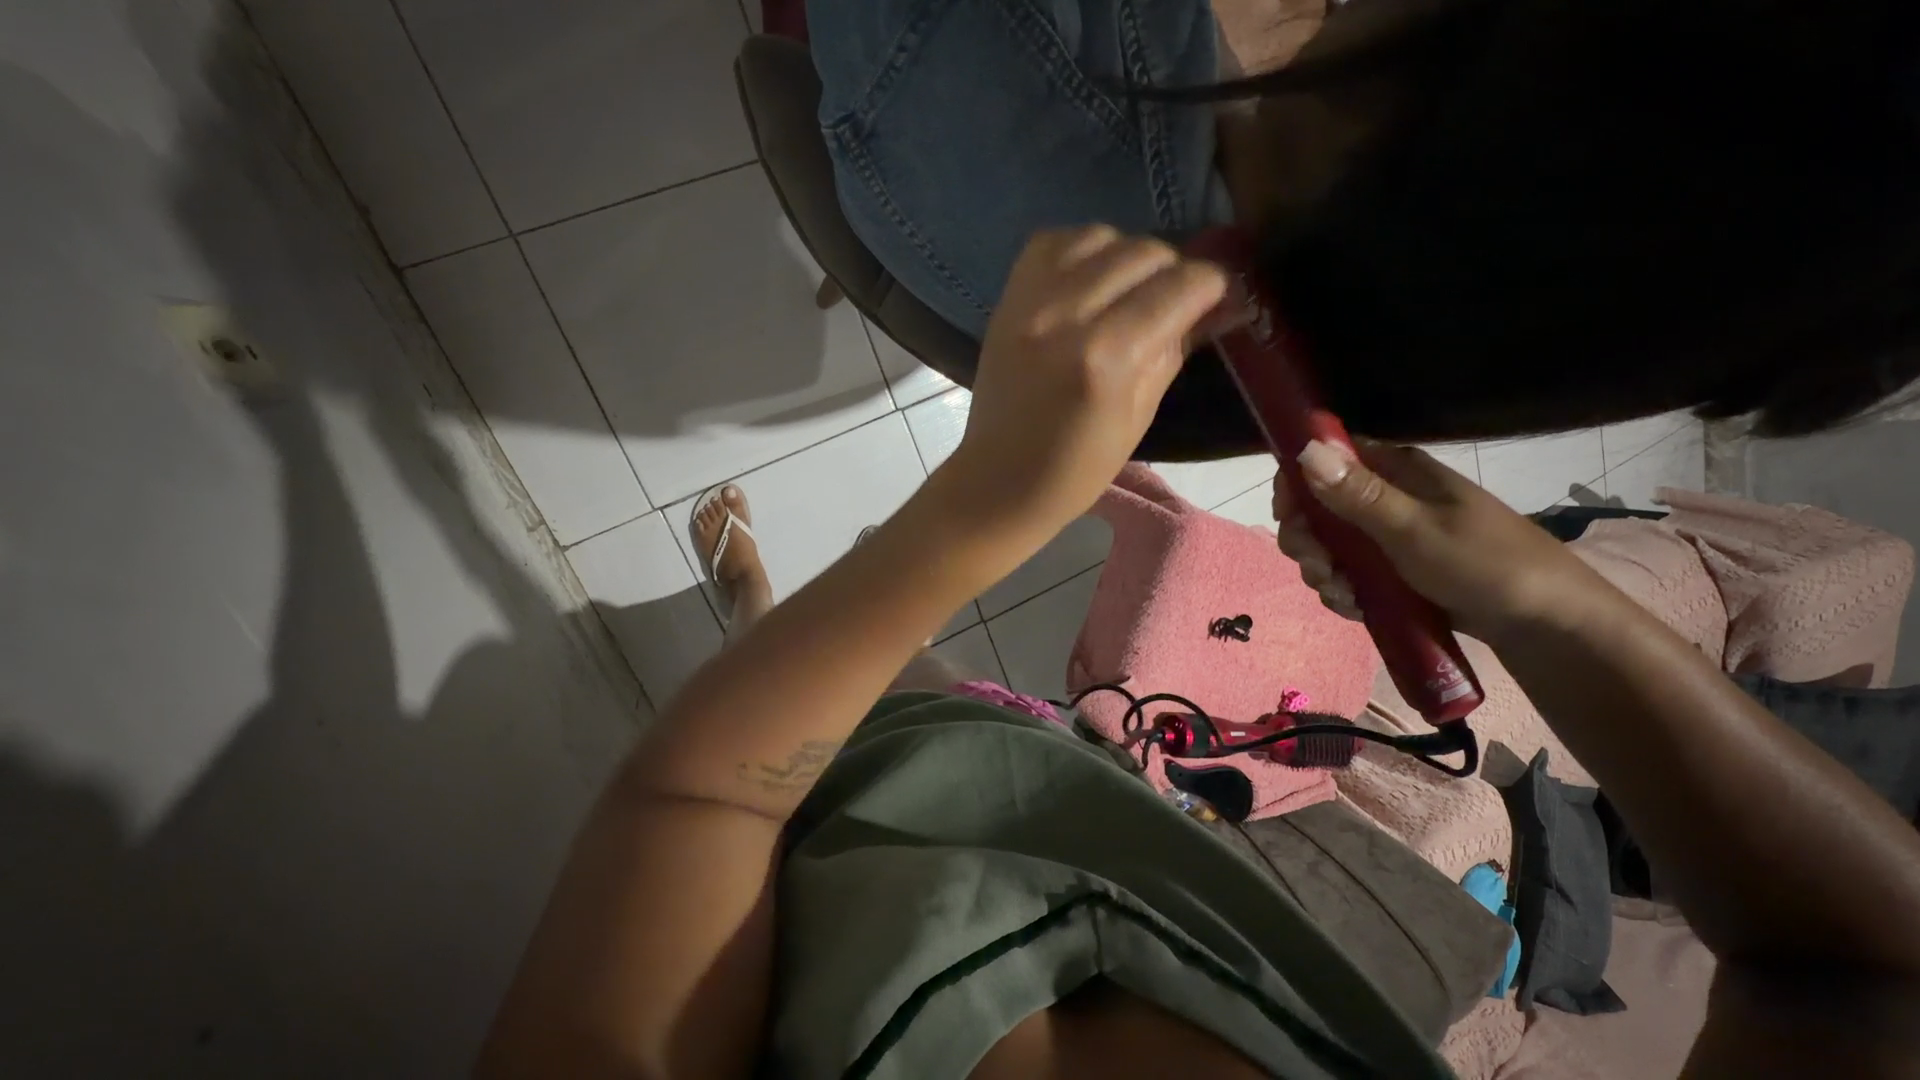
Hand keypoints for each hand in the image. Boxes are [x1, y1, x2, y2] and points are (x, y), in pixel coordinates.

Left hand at [940, 226, 1227, 535]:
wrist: (998, 479)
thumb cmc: (1077, 467)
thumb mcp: (1141, 414)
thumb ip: (1178, 347)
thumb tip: (1220, 303)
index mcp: (1108, 357)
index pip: (1181, 286)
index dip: (1214, 286)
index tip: (1221, 299)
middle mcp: (1067, 315)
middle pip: (1144, 251)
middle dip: (1174, 271)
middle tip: (1174, 302)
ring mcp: (1030, 301)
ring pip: (1101, 236)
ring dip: (1127, 256)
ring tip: (1129, 291)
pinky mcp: (1007, 297)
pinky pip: (1053, 241)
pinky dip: (1081, 251)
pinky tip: (1090, 280)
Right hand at [1274, 439, 1613, 641]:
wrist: (1542, 622)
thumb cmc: (1482, 564)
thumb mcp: (1413, 529)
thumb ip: (1356, 494)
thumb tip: (1304, 448)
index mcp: (1396, 472)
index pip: (1326, 459)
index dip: (1296, 485)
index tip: (1290, 518)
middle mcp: (1389, 497)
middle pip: (1318, 508)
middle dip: (1308, 541)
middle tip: (1320, 568)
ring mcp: (1391, 536)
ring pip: (1330, 547)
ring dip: (1324, 572)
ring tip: (1345, 596)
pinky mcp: (1396, 572)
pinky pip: (1351, 575)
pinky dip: (1345, 592)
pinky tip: (1356, 608)